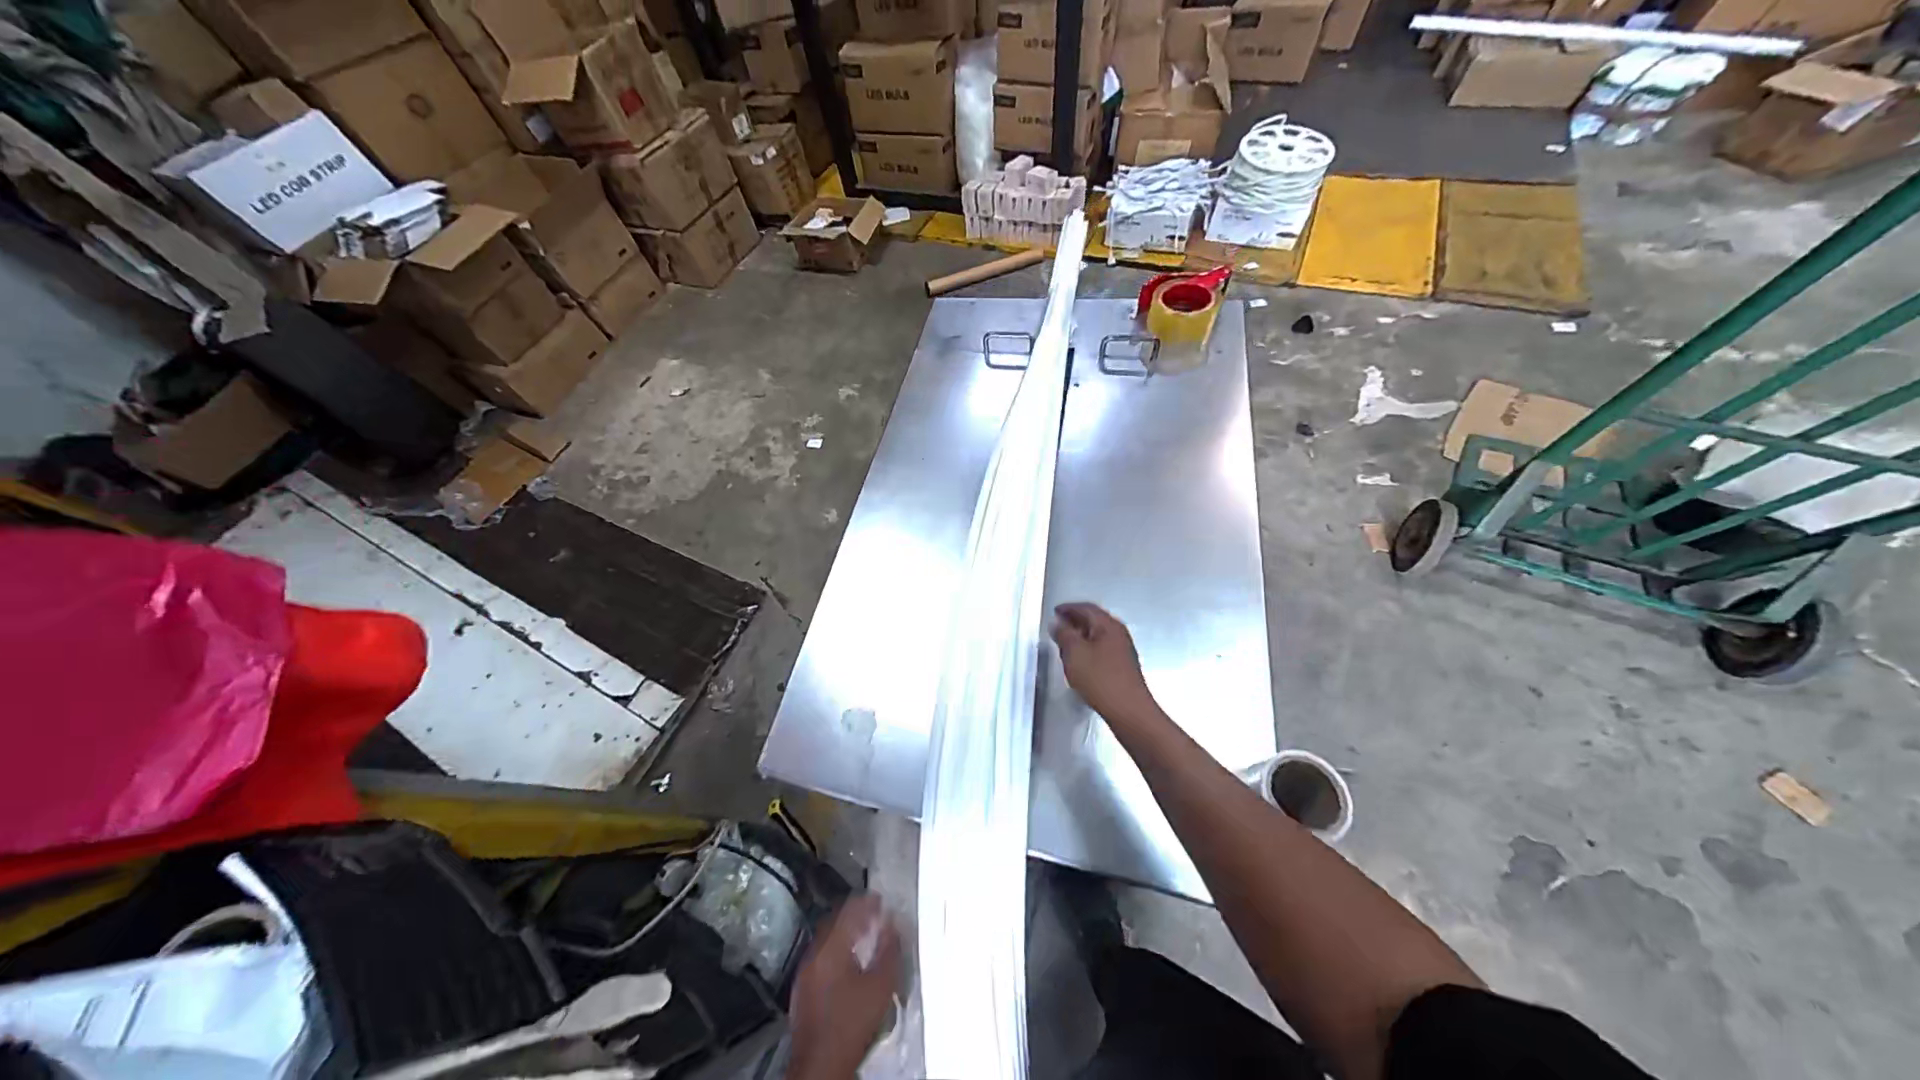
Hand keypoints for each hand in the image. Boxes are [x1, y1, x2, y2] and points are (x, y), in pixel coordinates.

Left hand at [787, 894, 901, 1079]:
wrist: (820, 1064)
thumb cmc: (853, 1022)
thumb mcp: (880, 987)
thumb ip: (889, 952)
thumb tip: (892, 926)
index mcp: (830, 948)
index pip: (848, 911)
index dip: (866, 902)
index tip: (882, 900)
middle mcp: (812, 954)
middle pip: (833, 922)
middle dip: (855, 915)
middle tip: (875, 915)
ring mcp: (804, 972)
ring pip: (826, 939)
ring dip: (845, 932)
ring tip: (865, 936)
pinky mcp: (802, 989)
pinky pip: (821, 956)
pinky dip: (837, 949)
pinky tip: (850, 963)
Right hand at [1051, 602, 1157, 722]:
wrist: (1129, 710)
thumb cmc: (1101, 679)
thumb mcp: (1074, 653)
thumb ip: (1064, 634)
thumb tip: (1057, 623)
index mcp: (1108, 625)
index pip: (1086, 608)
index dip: (1068, 608)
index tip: (1055, 611)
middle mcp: (1119, 634)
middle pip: (1094, 620)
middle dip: (1075, 621)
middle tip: (1058, 626)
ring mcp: (1123, 650)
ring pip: (1098, 636)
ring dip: (1081, 636)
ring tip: (1065, 645)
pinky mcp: (1123, 666)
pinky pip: (1102, 649)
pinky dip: (1089, 649)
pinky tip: (1080, 661)